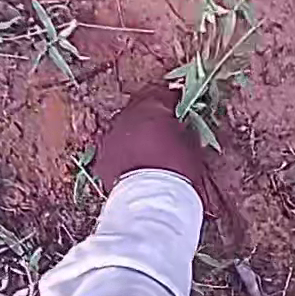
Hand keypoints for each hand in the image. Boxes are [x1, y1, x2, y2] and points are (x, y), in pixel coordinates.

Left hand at [90, 85, 208, 193]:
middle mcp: (126, 116)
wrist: (151, 201)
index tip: (181, 109)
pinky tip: (134, 166)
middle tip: (164, 131)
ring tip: (148, 152)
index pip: (164, 94)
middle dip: (152, 118)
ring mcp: (111, 137)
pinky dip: (124, 154)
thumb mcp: (192, 147)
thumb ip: (186, 130)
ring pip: (125, 128)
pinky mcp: (102, 159)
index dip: (174, 101)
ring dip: (136, 135)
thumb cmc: (177, 172)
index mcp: (152, 107)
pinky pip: (115, 149)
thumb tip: (183, 126)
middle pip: (140, 109)